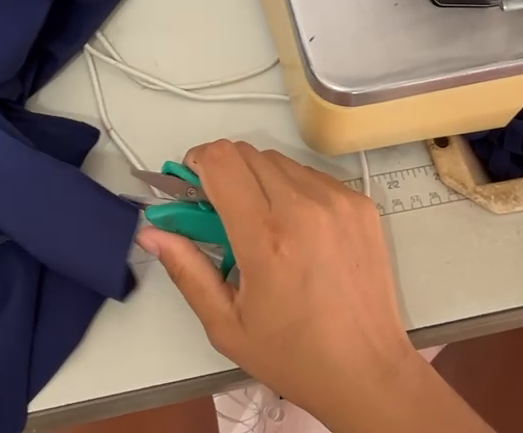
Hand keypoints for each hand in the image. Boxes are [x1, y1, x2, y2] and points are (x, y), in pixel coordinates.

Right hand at [138, 141, 428, 425]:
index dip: (198, 163)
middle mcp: (303, 207)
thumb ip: (186, 270)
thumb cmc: (295, 355)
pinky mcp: (360, 202)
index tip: (193, 185)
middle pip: (246, 152)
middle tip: (222, 210)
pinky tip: (298, 229)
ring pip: (279, 160)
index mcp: (265, 237)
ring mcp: (337, 200)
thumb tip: (153, 232)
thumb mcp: (227, 325)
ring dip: (259, 179)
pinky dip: (294, 189)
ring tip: (263, 224)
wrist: (368, 370)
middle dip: (224, 172)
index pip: (221, 161)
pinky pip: (312, 174)